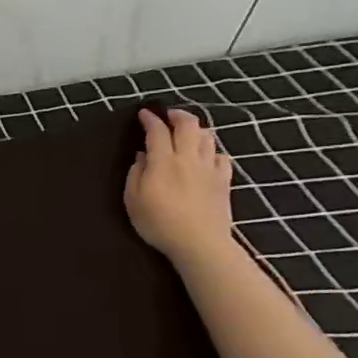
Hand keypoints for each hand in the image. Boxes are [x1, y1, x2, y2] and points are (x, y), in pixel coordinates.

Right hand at [124, 108, 235, 267]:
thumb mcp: (133, 201)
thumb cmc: (159, 224)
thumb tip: (142, 156)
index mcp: (164, 161)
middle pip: (188, 124)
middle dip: (178, 115)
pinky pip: (221, 156)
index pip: (157, 131)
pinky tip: (206, 158)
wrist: (199, 243)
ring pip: (208, 137)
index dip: (150, 119)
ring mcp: (209, 168)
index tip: (144, 114)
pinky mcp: (224, 180)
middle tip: (169, 116)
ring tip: (188, 133)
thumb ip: (135, 174)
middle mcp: (188, 158)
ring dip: (197, 129)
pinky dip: (212, 151)